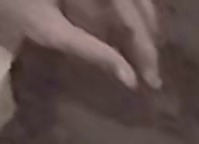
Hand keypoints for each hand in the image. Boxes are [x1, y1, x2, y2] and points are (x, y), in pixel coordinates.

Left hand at [0, 0, 161, 89]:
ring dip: (135, 21)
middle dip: (144, 34)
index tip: (152, 81)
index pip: (129, 11)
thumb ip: (93, 51)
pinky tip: (117, 29)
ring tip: (138, 50)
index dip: (145, 48)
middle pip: (133, 0)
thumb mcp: (47, 28)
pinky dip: (117, 9)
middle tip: (150, 67)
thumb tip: (132, 79)